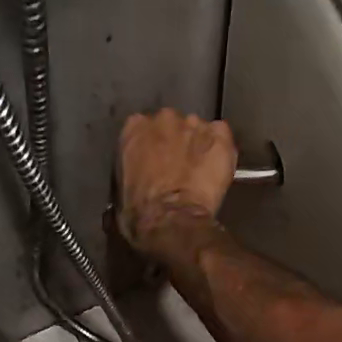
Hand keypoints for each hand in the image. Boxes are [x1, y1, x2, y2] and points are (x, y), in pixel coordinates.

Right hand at [116, 109, 235, 266]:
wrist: (172, 223)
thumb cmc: (140, 216)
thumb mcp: (120, 196)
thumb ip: (128, 177)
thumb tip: (132, 190)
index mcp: (134, 128)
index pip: (141, 129)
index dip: (150, 149)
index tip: (152, 166)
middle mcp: (164, 118)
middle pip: (171, 126)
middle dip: (174, 145)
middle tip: (176, 172)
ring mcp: (195, 124)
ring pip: (197, 130)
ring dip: (196, 147)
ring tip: (198, 176)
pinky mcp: (220, 137)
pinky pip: (221, 137)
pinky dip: (219, 150)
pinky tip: (215, 170)